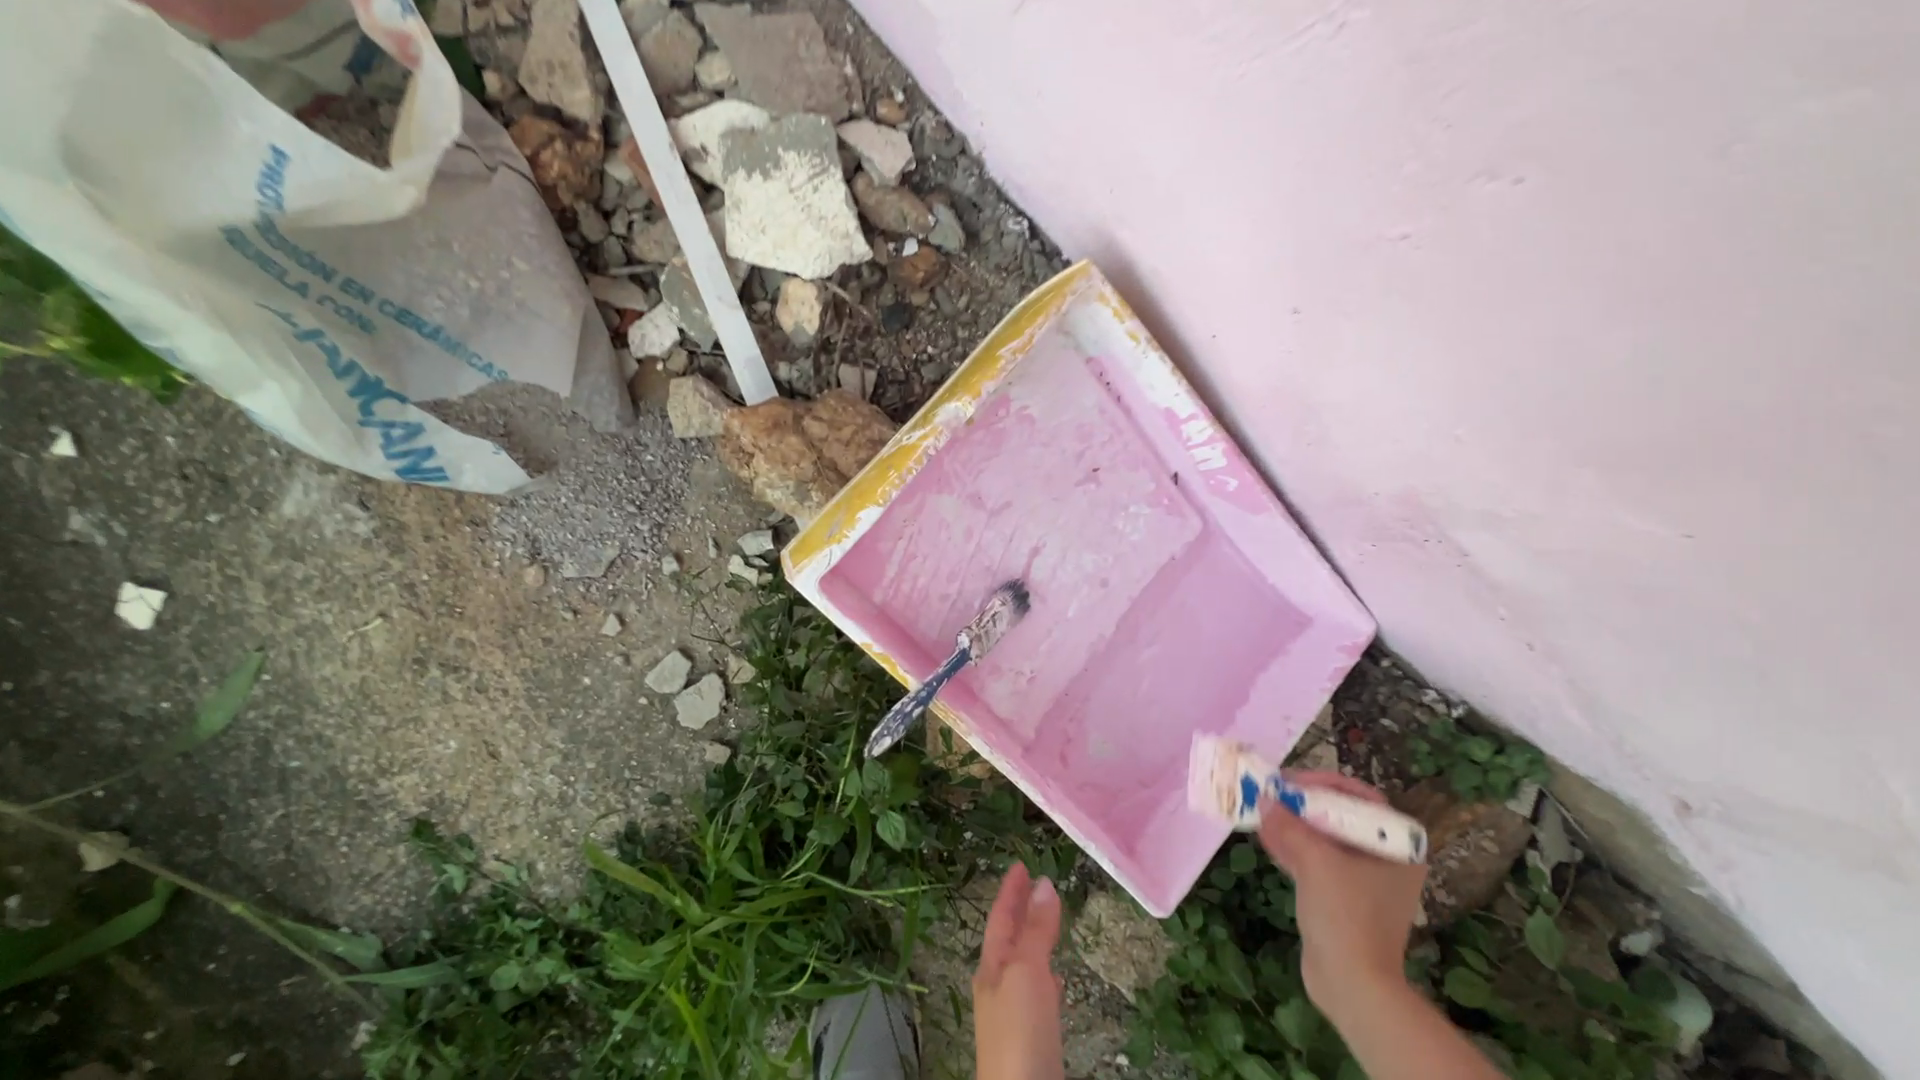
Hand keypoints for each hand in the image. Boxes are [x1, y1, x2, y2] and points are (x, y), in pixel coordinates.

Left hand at [972, 862, 1064, 1079]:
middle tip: (1034, 884)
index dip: (1010, 891)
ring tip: (1047, 921)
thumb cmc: (1019, 1030)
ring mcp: (1013, 1012)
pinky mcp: (1032, 1035)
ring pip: (1023, 964)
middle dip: (1020, 911)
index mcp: (991, 967)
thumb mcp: (1026, 971)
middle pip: (1009, 939)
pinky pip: (1037, 992)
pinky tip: (1055, 980)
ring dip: (1033, 940)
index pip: (1000, 919)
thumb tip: (1044, 884)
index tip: (1020, 864)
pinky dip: (1046, 974)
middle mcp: (998, 985)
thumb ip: (1035, 931)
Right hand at [1258, 772, 1427, 1024]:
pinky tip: (1267, 838)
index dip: (1323, 785)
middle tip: (1271, 794)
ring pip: (1326, 840)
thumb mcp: (1316, 862)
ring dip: (1294, 826)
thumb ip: (1289, 826)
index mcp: (1398, 847)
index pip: (1360, 798)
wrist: (1353, 985)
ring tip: (1262, 812)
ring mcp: (1365, 881)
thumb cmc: (1346, 915)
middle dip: (1303, 805)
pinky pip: (1318, 862)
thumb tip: (1265, 800)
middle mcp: (1386, 860)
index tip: (1289, 782)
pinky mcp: (1344, 899)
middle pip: (1340, 817)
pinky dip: (1294, 848)